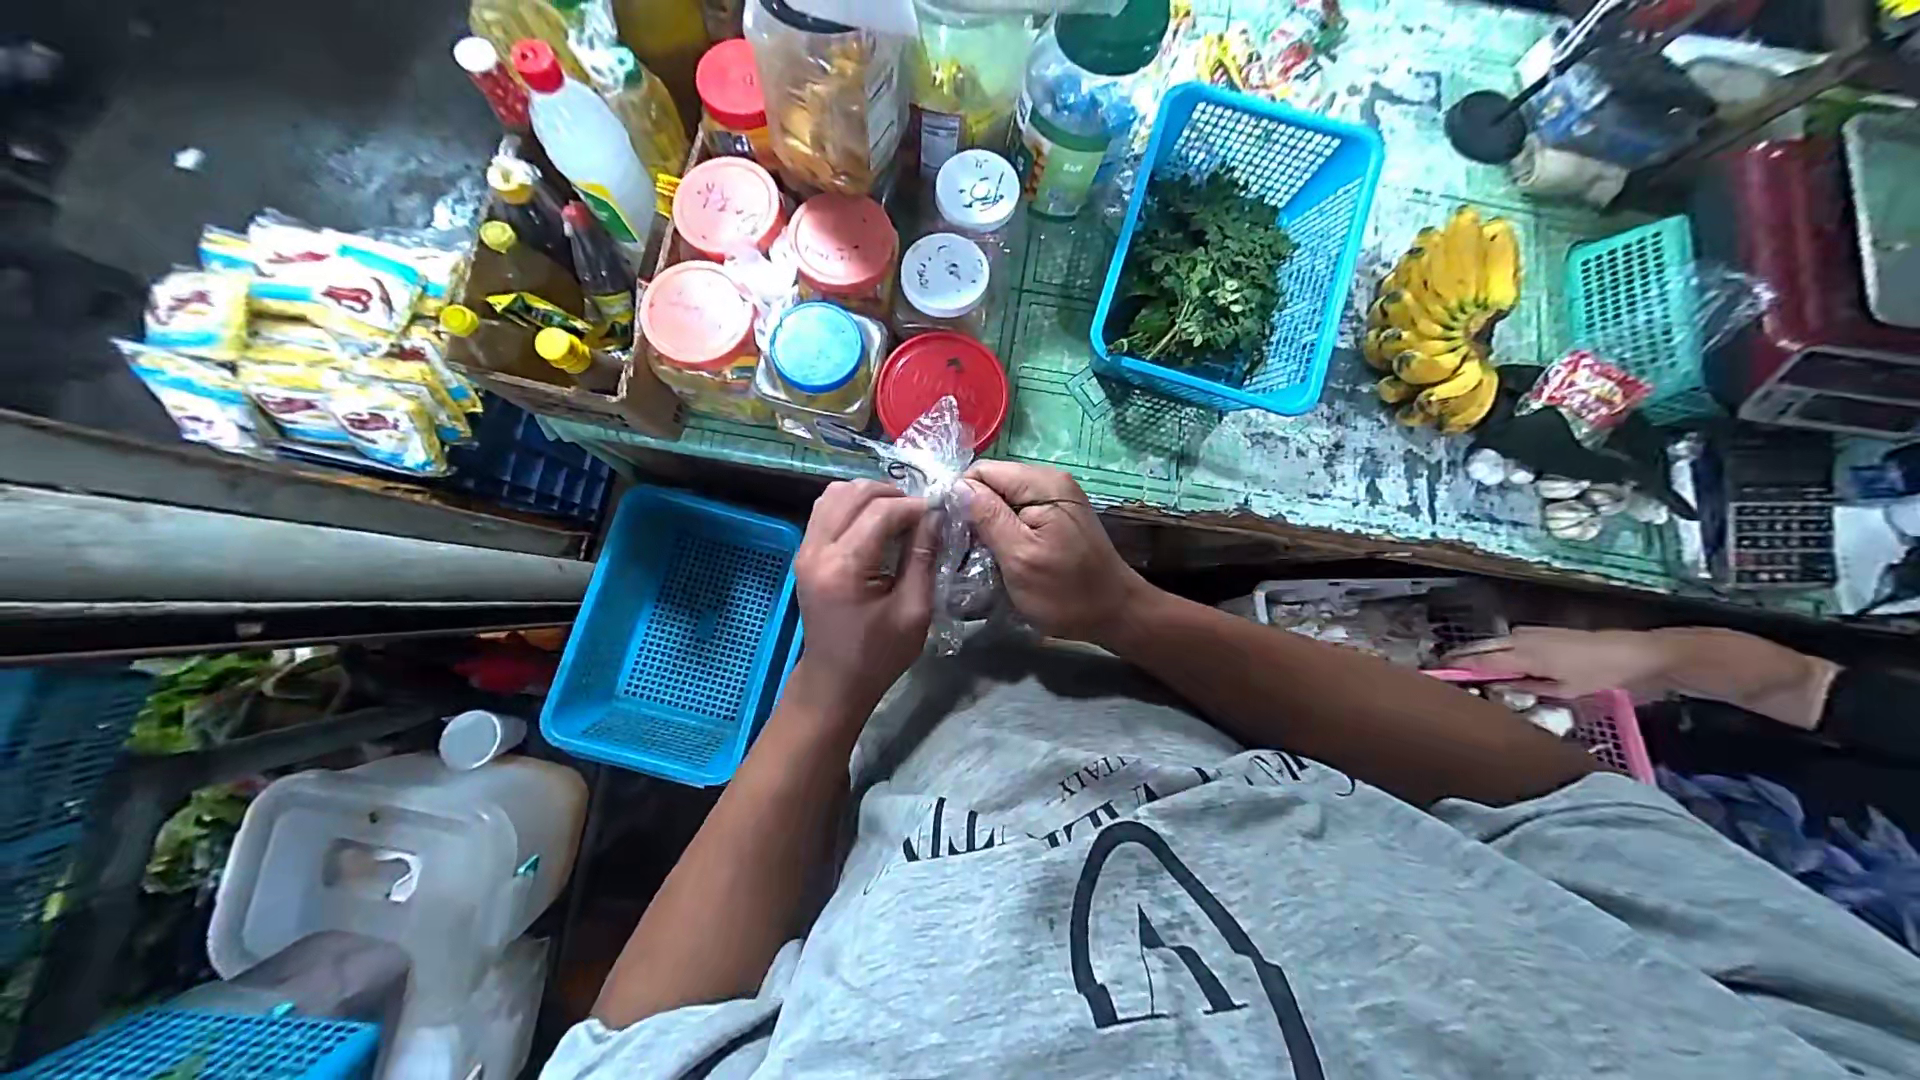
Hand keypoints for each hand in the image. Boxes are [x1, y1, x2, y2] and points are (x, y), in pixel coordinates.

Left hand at [791, 481, 936, 713]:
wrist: (834, 681)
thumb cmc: (878, 654)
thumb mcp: (914, 610)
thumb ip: (923, 557)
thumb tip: (936, 515)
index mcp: (844, 567)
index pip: (881, 511)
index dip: (914, 506)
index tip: (938, 514)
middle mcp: (816, 550)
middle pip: (854, 492)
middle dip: (892, 494)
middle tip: (919, 513)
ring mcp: (805, 549)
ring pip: (834, 494)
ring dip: (870, 495)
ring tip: (897, 514)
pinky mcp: (804, 553)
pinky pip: (826, 510)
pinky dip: (852, 505)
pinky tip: (875, 523)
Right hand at [962, 462, 1151, 643]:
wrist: (1115, 614)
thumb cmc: (1066, 593)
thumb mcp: (1019, 557)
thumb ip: (988, 518)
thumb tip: (957, 487)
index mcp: (1042, 484)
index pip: (982, 471)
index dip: (961, 498)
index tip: (953, 533)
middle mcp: (1050, 480)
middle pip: (992, 483)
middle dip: (974, 511)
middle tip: (967, 549)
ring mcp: (1056, 497)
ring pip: (1002, 498)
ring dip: (988, 524)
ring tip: (982, 554)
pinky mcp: (1057, 514)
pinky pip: (1018, 511)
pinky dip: (1005, 530)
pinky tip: (1003, 554)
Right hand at [1446, 627, 1675, 700]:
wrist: (1633, 651)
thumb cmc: (1599, 674)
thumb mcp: (1563, 689)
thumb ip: (1526, 687)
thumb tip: (1496, 687)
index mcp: (1521, 656)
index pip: (1477, 662)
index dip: (1455, 667)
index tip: (1436, 672)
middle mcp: (1517, 640)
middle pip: (1478, 648)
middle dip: (1458, 656)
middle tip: (1441, 667)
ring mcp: (1526, 633)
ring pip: (1489, 642)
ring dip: (1473, 651)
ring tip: (1461, 664)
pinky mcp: (1536, 631)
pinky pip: (1503, 639)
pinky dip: (1491, 648)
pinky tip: (1493, 658)